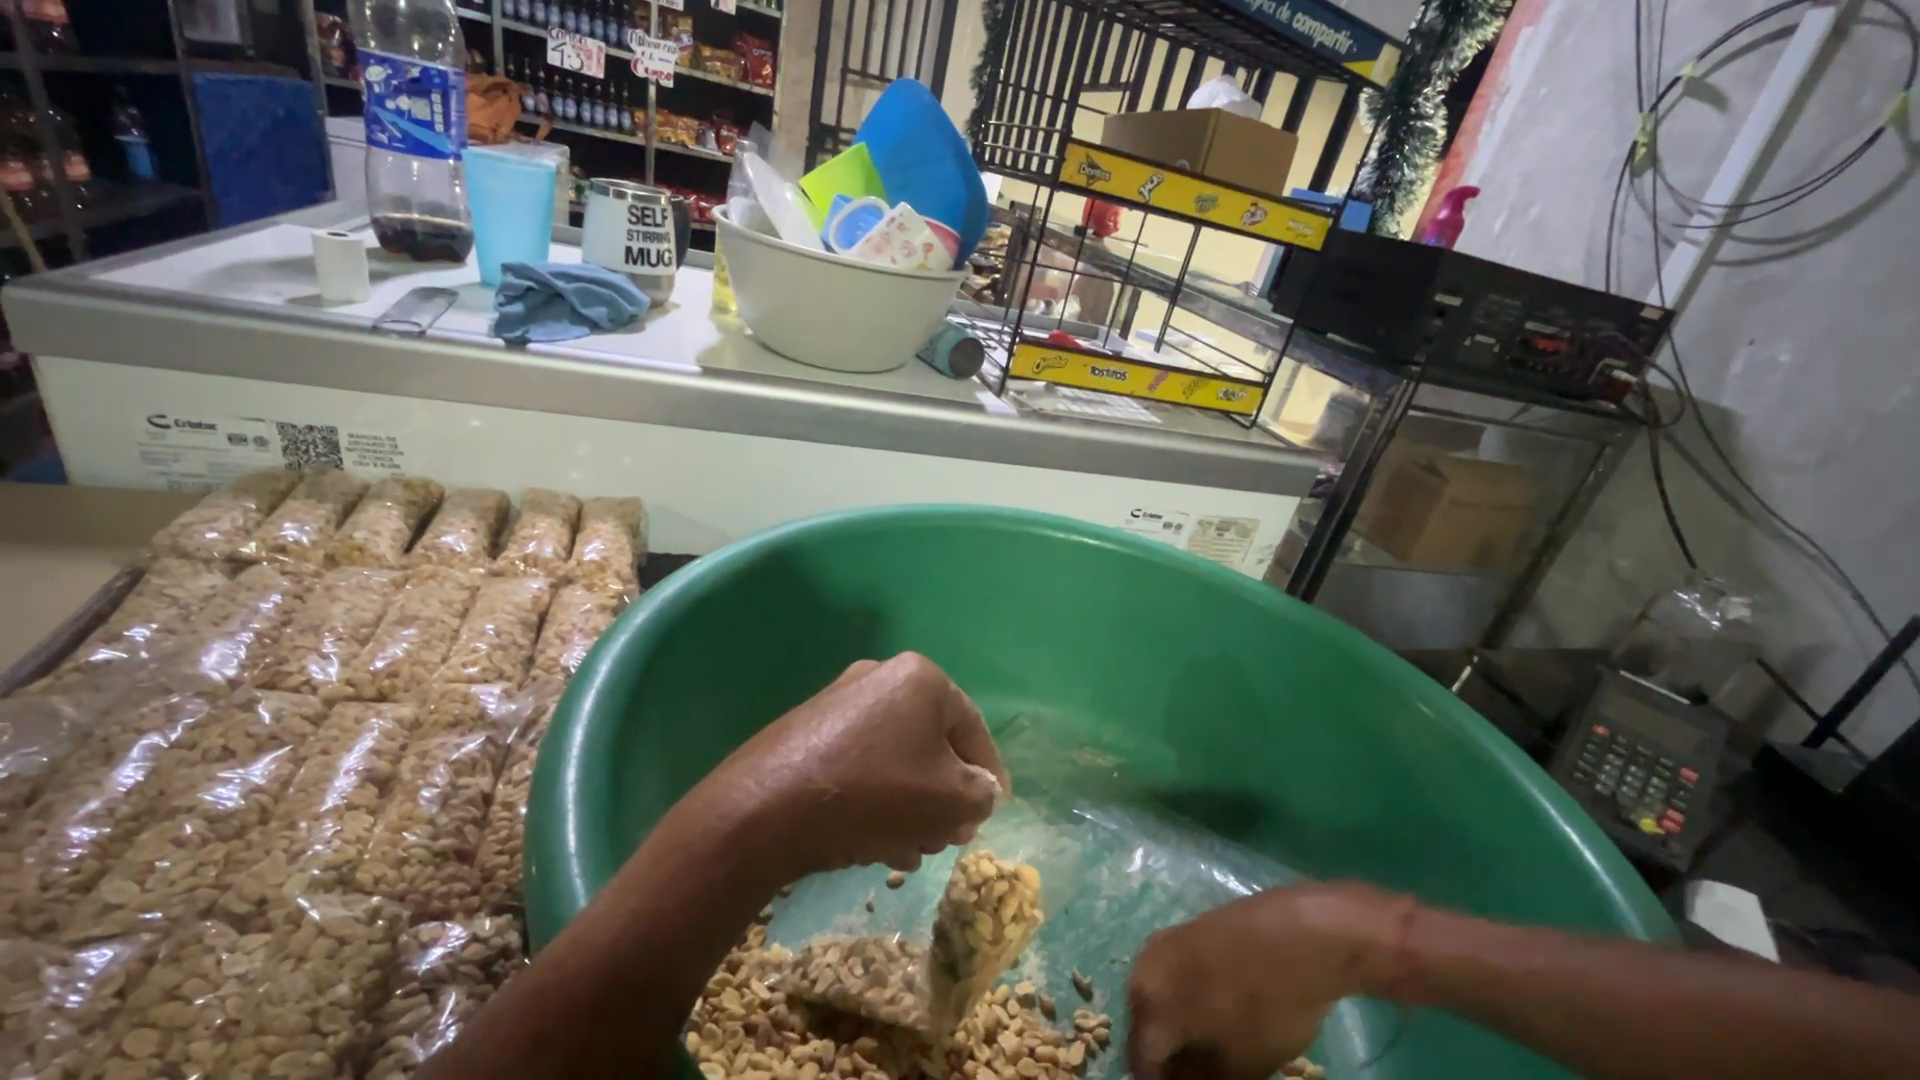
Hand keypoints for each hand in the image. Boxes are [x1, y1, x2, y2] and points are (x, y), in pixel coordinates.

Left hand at [693, 652, 1009, 880]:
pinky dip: (876, 799)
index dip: (989, 776)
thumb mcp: (951, 801)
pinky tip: (876, 843)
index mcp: (921, 679)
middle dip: (945, 797)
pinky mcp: (807, 732)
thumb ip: (981, 794)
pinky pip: (860, 765)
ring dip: (912, 806)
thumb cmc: (876, 795)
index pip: (973, 730)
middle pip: (931, 745)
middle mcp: (880, 678)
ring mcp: (838, 703)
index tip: (991, 814)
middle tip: (947, 838)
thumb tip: (980, 791)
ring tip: (911, 851)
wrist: (767, 810)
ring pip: (896, 760)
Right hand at [1128, 884, 1410, 1079]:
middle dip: (1170, 1052)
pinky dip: (1190, 996)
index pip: (1142, 1063)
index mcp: (1147, 1006)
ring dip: (1179, 1023)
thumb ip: (1201, 1078)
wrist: (1302, 932)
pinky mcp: (1186, 927)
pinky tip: (1220, 1006)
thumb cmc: (1269, 1006)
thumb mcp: (1241, 1066)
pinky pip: (1175, 973)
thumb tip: (1183, 1076)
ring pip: (1161, 997)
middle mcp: (1142, 970)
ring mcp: (1164, 942)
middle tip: (1202, 1068)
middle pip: (1147, 1027)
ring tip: (1213, 1041)